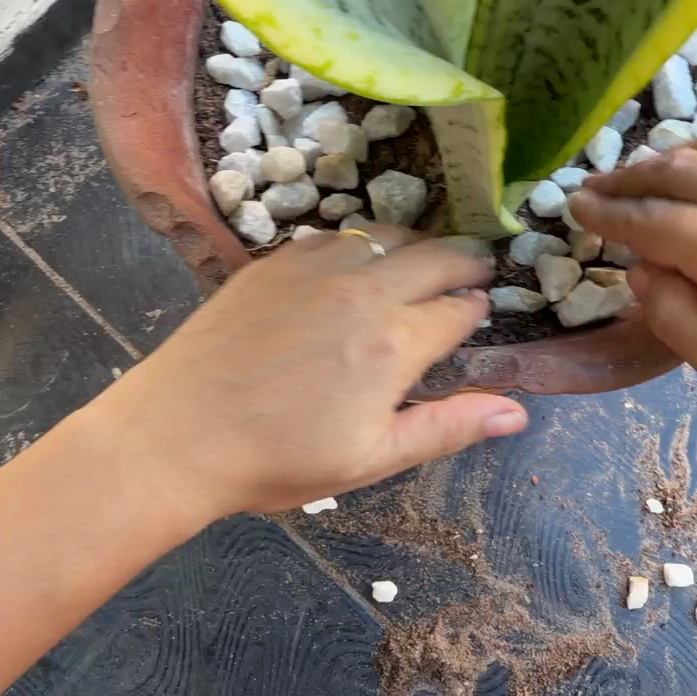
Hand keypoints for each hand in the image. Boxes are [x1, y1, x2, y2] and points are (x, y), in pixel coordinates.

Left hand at [80, 227, 528, 516]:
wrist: (178, 435)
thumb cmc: (278, 461)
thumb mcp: (371, 459)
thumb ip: (447, 428)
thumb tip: (518, 413)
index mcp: (395, 344)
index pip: (458, 310)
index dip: (476, 309)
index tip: (481, 311)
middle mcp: (364, 290)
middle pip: (435, 256)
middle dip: (465, 260)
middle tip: (476, 267)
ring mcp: (315, 268)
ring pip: (386, 235)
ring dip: (418, 244)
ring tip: (425, 259)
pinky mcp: (273, 262)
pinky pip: (335, 235)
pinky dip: (362, 242)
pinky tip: (358, 260)